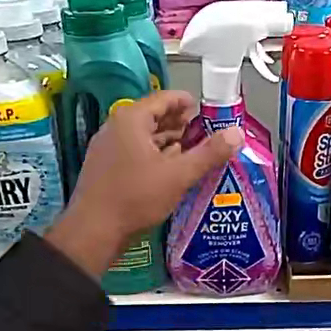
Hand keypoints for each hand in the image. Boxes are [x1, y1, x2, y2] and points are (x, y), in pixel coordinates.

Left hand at [45, 90, 240, 275]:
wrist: (94, 231)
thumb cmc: (136, 197)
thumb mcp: (179, 175)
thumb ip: (209, 153)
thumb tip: (237, 134)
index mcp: (131, 119)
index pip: (164, 98)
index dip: (186, 102)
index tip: (205, 108)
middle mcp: (115, 127)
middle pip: (153, 116)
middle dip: (179, 123)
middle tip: (203, 131)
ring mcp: (107, 147)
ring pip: (143, 136)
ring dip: (167, 140)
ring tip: (191, 149)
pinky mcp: (104, 167)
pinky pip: (133, 151)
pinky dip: (153, 154)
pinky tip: (169, 169)